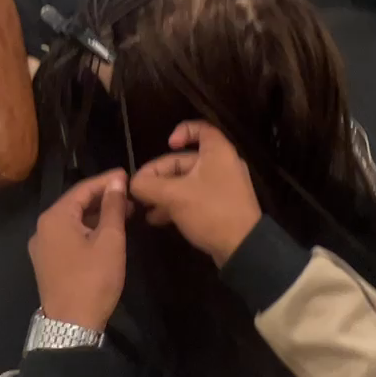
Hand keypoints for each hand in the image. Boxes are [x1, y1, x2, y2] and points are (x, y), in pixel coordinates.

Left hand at [28, 170, 128, 331]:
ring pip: (72, 221)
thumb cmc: (93, 279)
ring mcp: (43, 246)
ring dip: (96, 215)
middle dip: (103, 198)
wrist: (71, 327)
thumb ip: (113, 207)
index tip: (128, 175)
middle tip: (130, 196)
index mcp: (54, 217)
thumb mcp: (109, 240)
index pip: (83, 188)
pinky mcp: (48, 262)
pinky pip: (68, 236)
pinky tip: (106, 232)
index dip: (107, 181)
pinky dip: (87, 230)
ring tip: (124, 213)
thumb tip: (117, 181)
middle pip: (76, 203)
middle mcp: (43, 228)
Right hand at [129, 121, 260, 264]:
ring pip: (187, 181)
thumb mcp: (174, 196)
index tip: (167, 145)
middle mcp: (222, 165)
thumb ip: (149, 185)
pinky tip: (157, 219)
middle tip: (140, 190)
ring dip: (165, 192)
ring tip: (144, 207)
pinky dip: (177, 203)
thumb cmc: (210, 210)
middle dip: (160, 174)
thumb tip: (132, 182)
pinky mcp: (221, 207)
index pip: (201, 128)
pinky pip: (195, 197)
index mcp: (217, 152)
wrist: (243, 247)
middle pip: (185, 160)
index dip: (182, 131)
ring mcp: (222, 187)